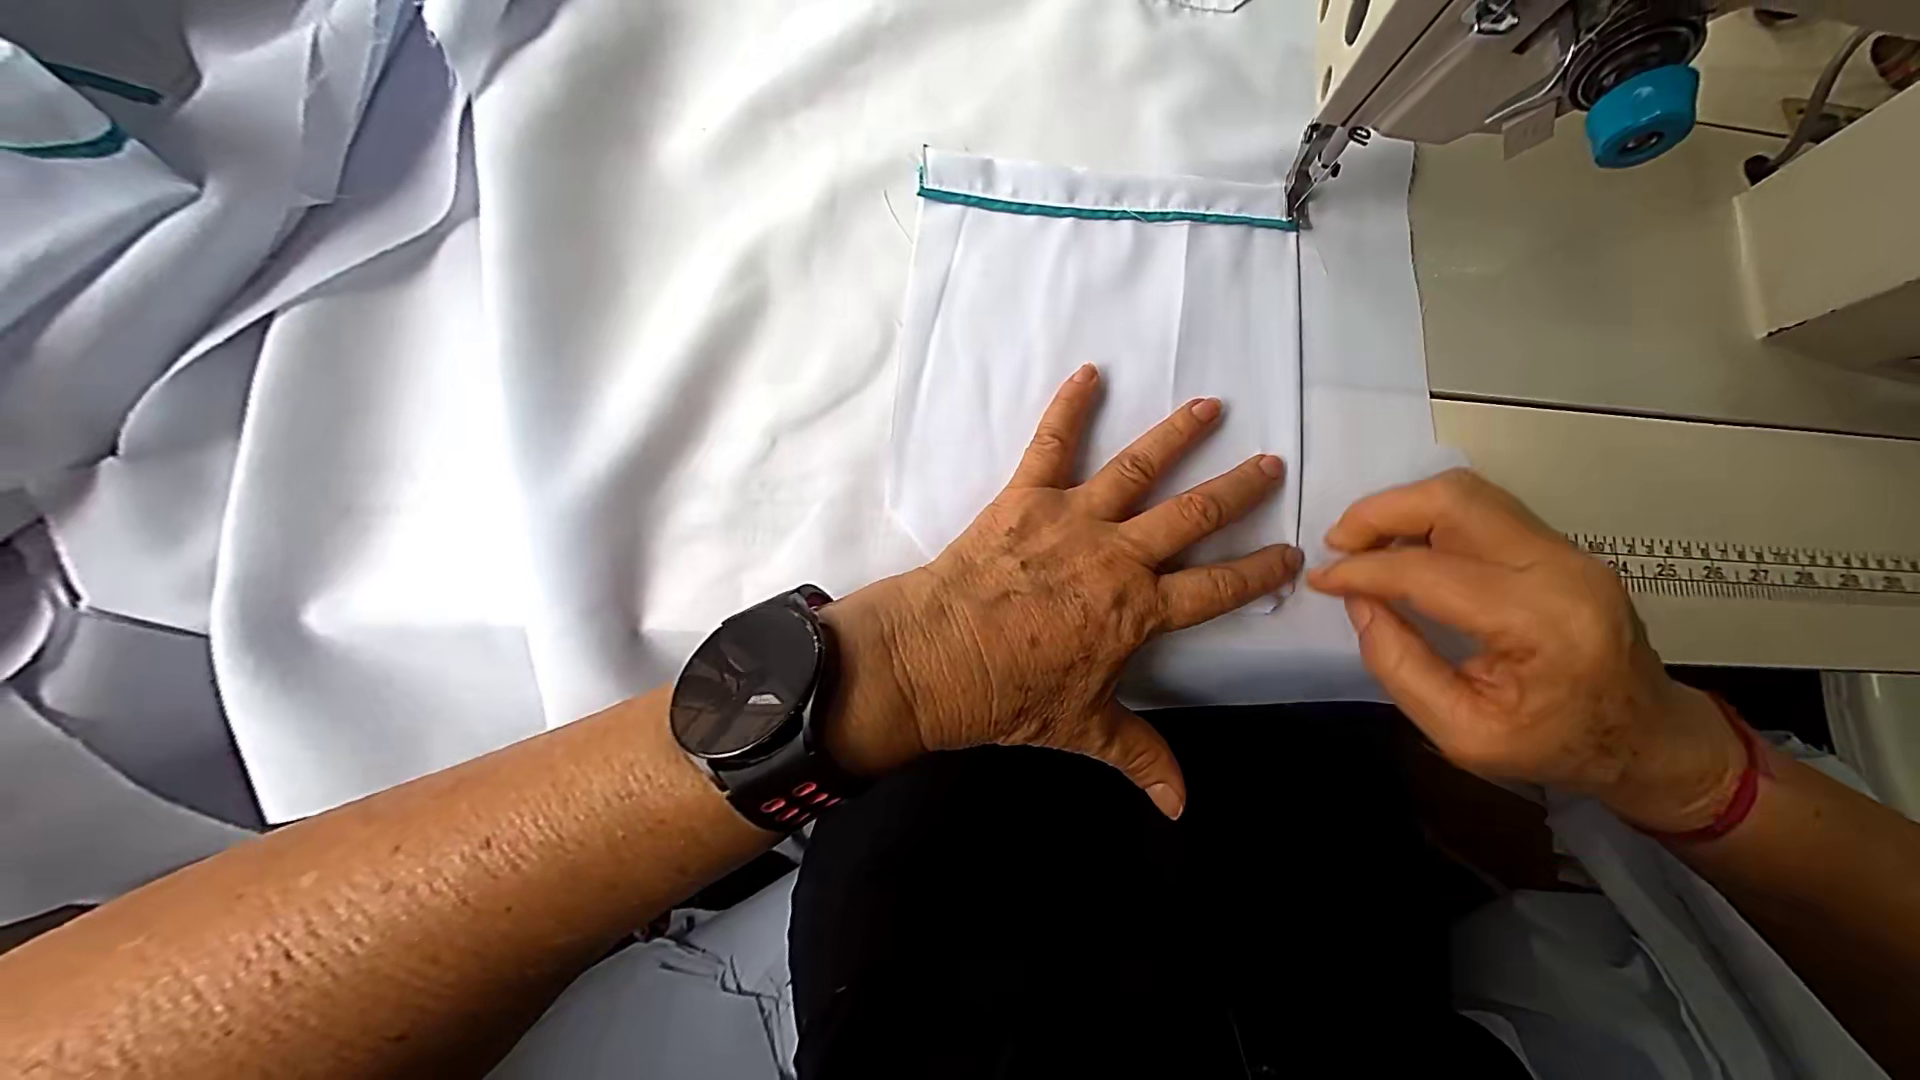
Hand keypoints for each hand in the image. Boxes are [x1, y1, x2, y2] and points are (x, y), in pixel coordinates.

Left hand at [821, 364, 1301, 818]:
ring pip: (1139, 468)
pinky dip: (1069, 406)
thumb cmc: (1008, 695)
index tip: (1292, 554)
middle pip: (1192, 517)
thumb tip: (1181, 808)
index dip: (1258, 573)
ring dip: (1177, 435)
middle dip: (1236, 491)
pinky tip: (1089, 373)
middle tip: (1270, 465)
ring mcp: (1072, 520)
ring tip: (1209, 406)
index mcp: (1137, 611)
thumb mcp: (1082, 728)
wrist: (933, 659)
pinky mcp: (1025, 498)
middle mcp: (1116, 556)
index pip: (1217, 590)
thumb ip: (1139, 757)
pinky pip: (1051, 443)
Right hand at [1306, 468, 1745, 832]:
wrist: (1650, 739)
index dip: (1361, 571)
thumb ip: (1398, 665)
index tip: (1319, 580)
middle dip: (1378, 514)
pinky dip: (1425, 516)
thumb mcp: (1461, 733)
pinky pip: (1479, 508)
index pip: (1428, 570)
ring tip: (1362, 543)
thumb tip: (1359, 602)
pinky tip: (1401, 547)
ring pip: (1465, 493)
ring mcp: (1565, 551)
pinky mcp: (1557, 547)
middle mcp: (1559, 569)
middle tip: (1337, 544)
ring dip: (1400, 508)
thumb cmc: (1555, 745)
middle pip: (1453, 501)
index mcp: (1540, 622)